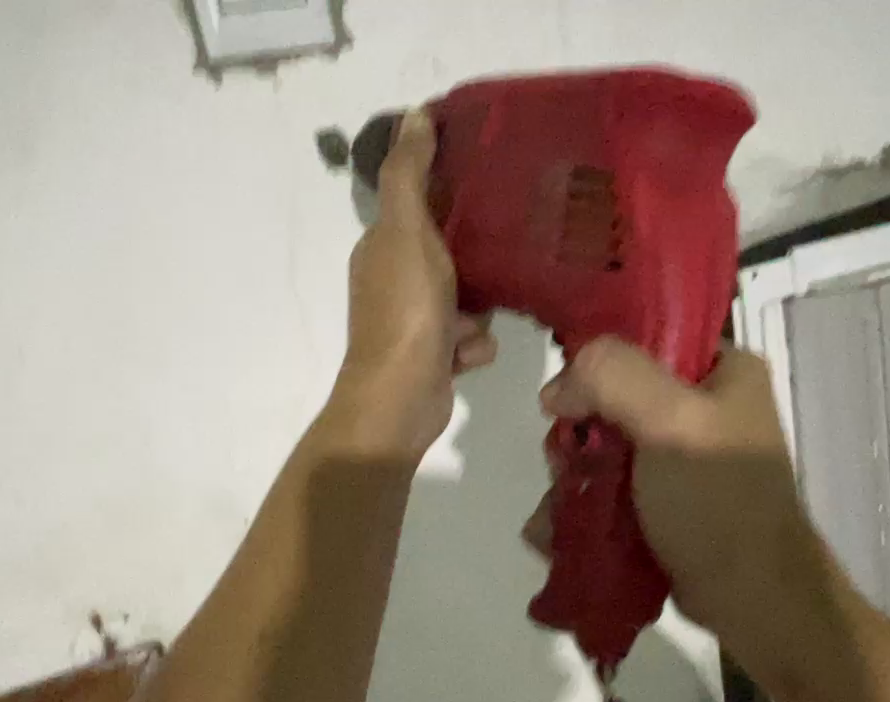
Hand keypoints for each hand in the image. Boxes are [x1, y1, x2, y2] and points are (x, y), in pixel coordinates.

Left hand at [324, 109, 495, 461]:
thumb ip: (410, 174)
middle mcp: (394, 282)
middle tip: (508, 247)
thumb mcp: (406, 231)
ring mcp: (414, 323)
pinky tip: (469, 353)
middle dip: (476, 257)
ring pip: (466, 298)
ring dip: (478, 310)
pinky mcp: (434, 357)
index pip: (419, 204)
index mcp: (381, 248)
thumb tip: (414, 114)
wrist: (400, 398)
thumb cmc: (405, 312)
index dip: (451, 191)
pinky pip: (469, 339)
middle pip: (448, 252)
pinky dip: (473, 346)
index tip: (490, 180)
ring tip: (478, 318)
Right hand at [526, 338, 830, 636]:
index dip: (593, 369)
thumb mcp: (671, 420)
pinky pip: (607, 491)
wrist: (752, 598)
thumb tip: (555, 389)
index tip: (562, 407)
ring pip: (601, 452)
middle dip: (577, 440)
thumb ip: (611, 380)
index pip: (642, 342)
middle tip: (567, 469)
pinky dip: (581, 510)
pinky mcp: (662, 504)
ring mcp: (680, 461)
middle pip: (610, 402)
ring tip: (557, 519)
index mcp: (721, 371)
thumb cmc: (718, 501)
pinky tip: (559, 536)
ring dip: (570, 483)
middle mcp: (702, 409)